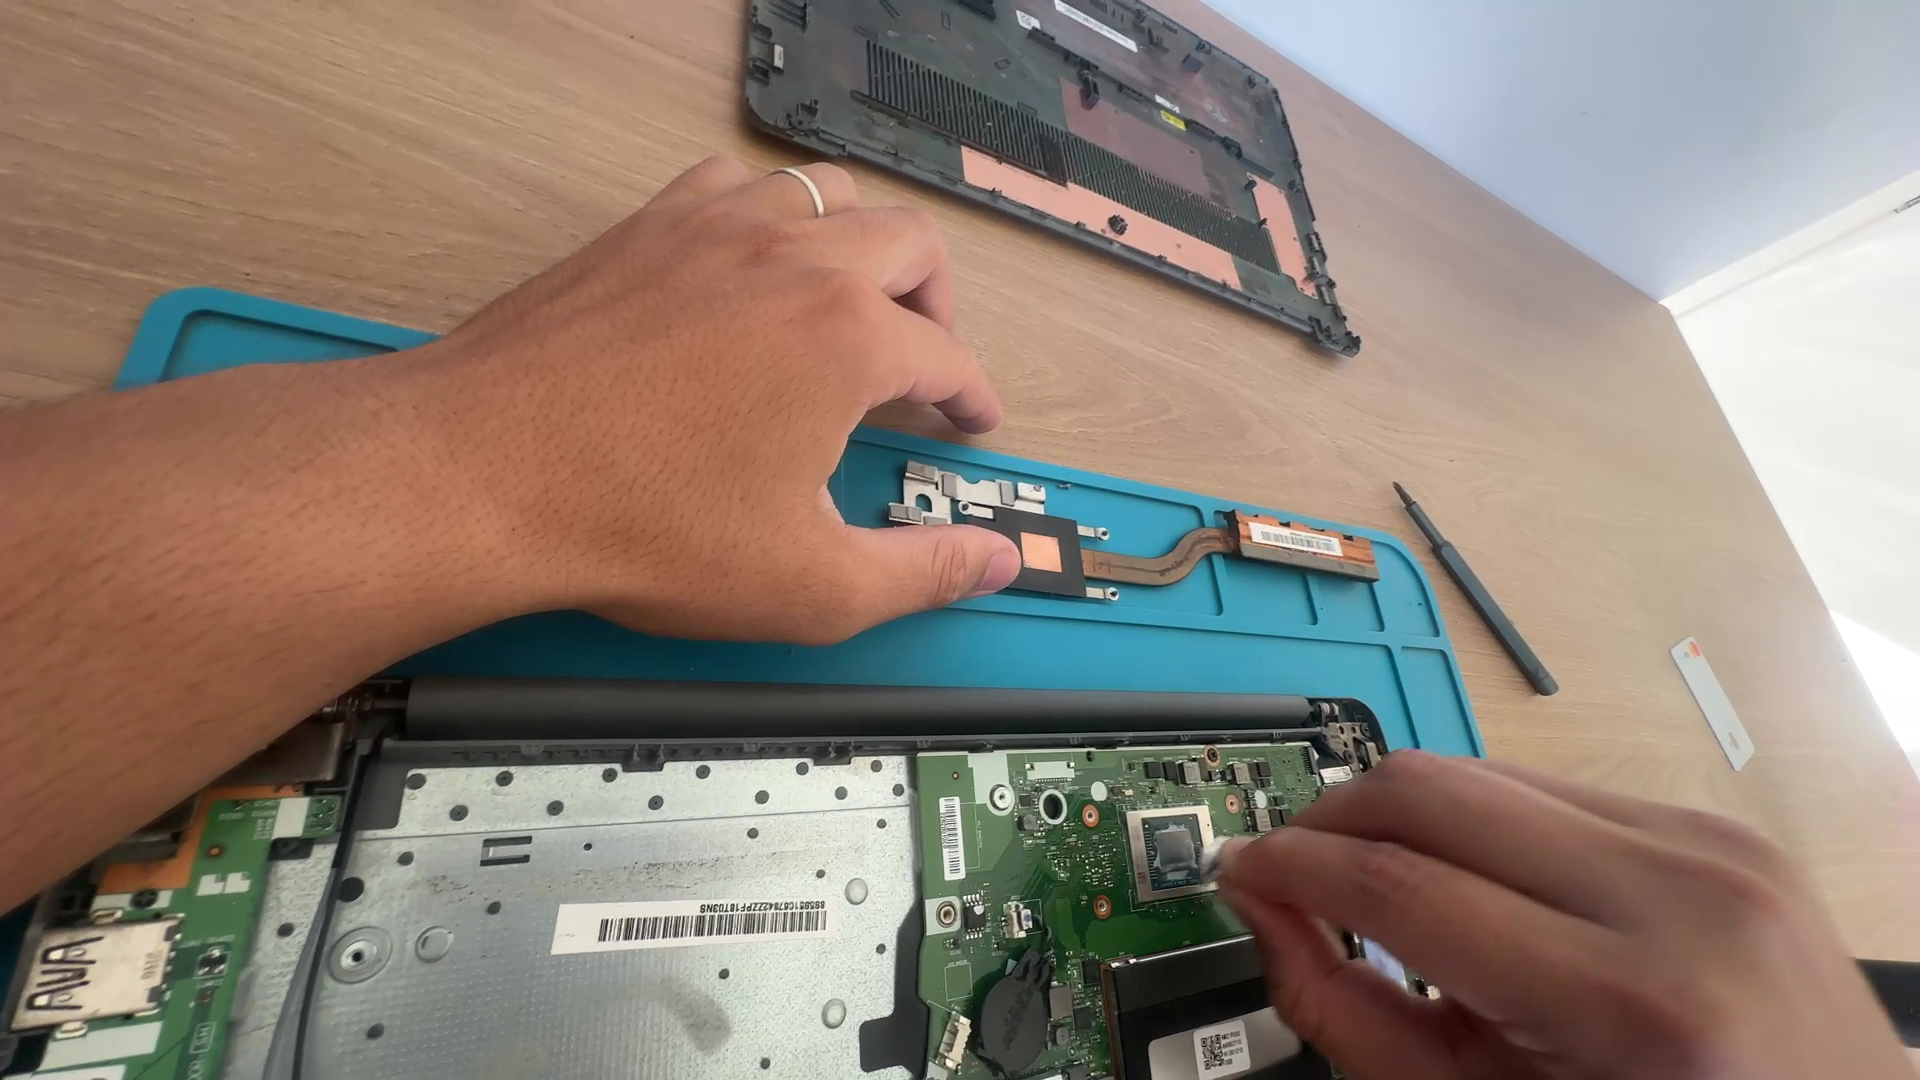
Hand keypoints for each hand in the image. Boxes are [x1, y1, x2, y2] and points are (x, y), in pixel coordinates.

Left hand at [408, 155, 1021, 641]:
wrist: (479, 478)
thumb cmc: (650, 532)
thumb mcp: (814, 585)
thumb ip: (923, 571)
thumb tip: (996, 561)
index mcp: (849, 339)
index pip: (950, 358)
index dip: (974, 395)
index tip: (973, 419)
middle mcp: (796, 260)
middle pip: (912, 245)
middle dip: (941, 305)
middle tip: (931, 362)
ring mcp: (716, 229)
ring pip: (831, 195)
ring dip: (866, 248)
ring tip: (859, 306)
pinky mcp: (648, 228)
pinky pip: (738, 187)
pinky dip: (776, 221)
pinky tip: (759, 274)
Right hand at [1215, 751, 1909, 1079]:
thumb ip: (1339, 1004)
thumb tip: (1259, 900)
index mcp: (1639, 1007)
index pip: (1398, 884)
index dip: (1290, 867)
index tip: (1237, 870)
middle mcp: (1680, 895)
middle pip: (1423, 791)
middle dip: (1326, 820)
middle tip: (1289, 868)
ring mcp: (1704, 844)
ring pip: (1463, 772)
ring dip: (1385, 815)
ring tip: (1366, 874)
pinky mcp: (1703, 823)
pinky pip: (1522, 786)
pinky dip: (1457, 820)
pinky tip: (1460, 875)